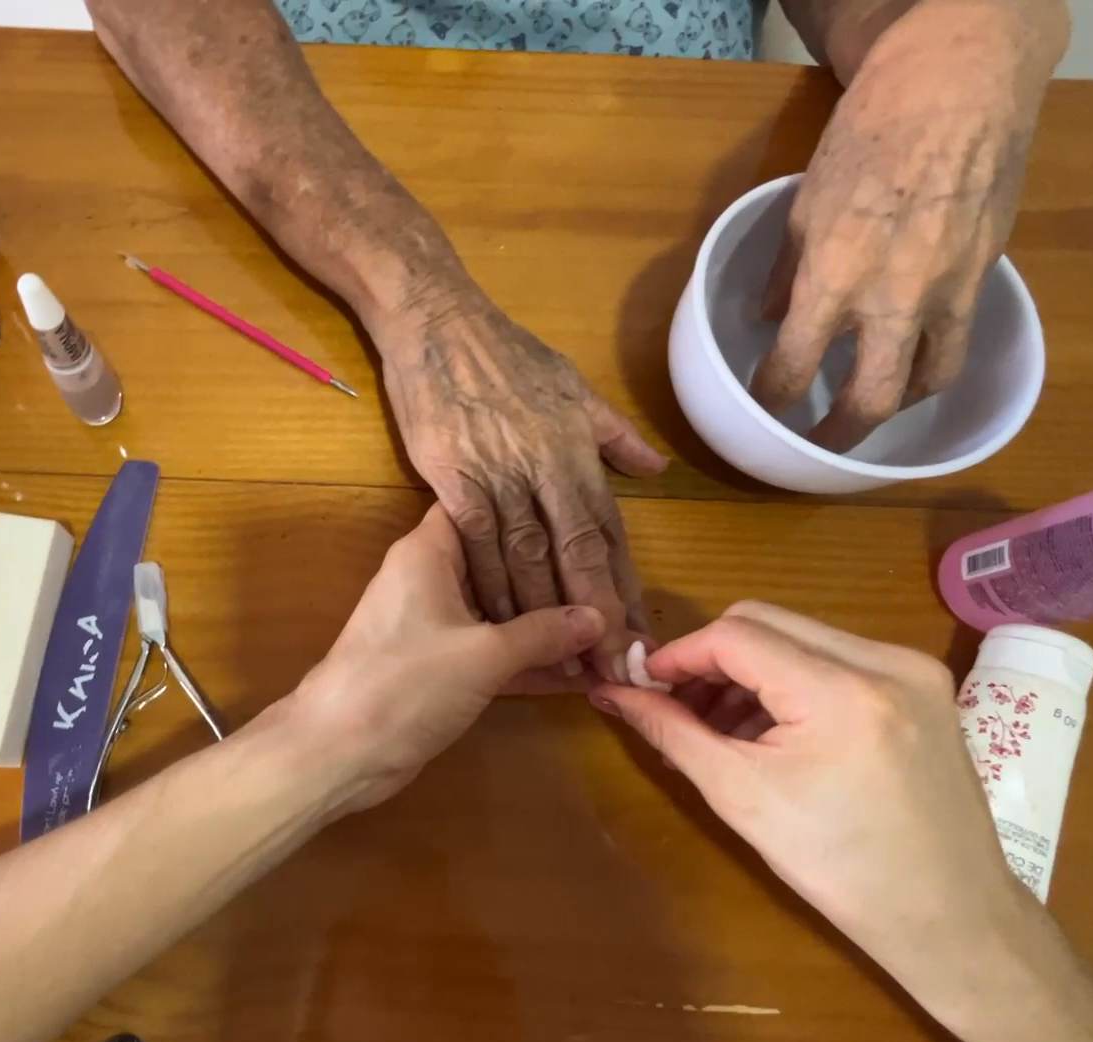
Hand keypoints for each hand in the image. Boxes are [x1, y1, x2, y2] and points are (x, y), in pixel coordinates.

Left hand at [286, 503, 605, 812]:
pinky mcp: (437, 663)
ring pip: (498, 611)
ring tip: (606, 638)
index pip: (480, 509)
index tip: (577, 521)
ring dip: (544, 627)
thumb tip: (598, 617)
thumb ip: (543, 632)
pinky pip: (489, 649)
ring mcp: (432, 622)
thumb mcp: (484, 655)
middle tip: (611, 591)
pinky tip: (575, 675)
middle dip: (552, 580)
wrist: (341, 749)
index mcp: (427, 552)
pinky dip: (524, 660)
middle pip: (498, 563)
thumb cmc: (406, 682)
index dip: (527, 512)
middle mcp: (428, 578)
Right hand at [373, 293, 666, 680]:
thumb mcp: (571, 384)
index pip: (608, 529)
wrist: (436, 323)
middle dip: (595, 613)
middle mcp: (543, 470)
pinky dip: (488, 584)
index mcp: (575, 450)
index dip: (624, 583)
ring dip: (544, 613)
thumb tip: (655, 470)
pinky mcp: (451, 480)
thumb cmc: (504, 353)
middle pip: (575, 553)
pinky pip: (475, 543)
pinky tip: (496, 620)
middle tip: (612, 667)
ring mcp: (496, 477)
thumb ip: (613, 433)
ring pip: (526, 557)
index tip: (638, 631)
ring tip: (560, 662)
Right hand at [590, 602, 1026, 984]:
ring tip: (715, 723)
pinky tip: (763, 725)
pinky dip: (782, 678)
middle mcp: (885, 661)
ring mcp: (909, 668)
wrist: (952, 920)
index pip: (734, 636)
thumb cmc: (838, 866)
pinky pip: (827, 654)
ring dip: (743, 668)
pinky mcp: (918, 683)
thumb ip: (669, 730)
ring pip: (793, 634)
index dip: (678, 654)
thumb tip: (610, 692)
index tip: (642, 683)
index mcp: (843, 692)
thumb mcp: (738, 795)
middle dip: (707, 658)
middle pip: (762, 621)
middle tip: (674, 702)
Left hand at [754, 0, 1065, 450]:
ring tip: (869, 409)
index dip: (770, 398)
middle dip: (840, 433)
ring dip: (896, 404)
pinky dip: (932, 361)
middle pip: (871, 399)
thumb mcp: (803, 209)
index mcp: (833, 281)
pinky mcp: (987, 273)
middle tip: (819, 443)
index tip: (761, 408)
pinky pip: (960, 338)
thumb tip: (770, 319)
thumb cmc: (865, 140)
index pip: (792, 368)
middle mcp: (894, 299)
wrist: (960, 85)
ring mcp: (950, 289)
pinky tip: (910, 359)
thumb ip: (787, 275)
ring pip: (930, 378)